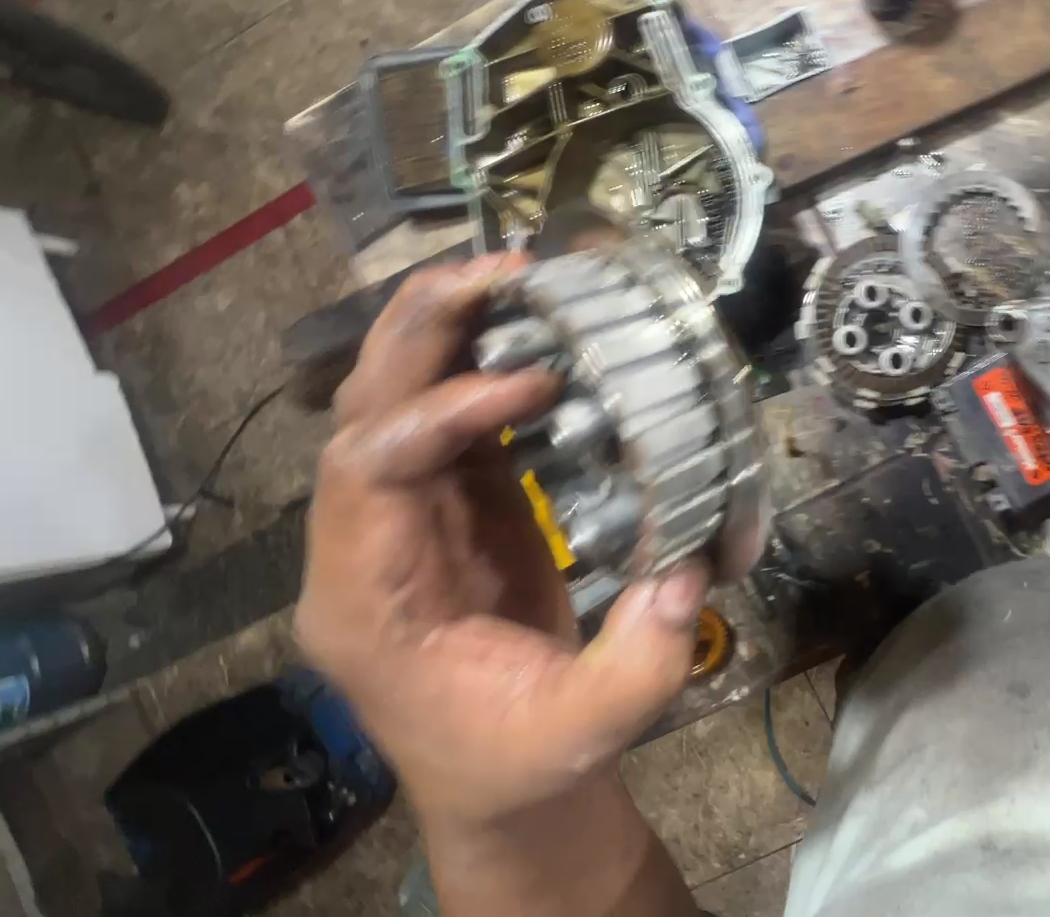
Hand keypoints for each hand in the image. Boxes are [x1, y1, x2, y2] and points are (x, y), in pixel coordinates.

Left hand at [295, 254, 709, 826]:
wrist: (504, 777)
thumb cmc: (526, 759)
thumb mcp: (591, 725)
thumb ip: (642, 660)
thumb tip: (687, 568)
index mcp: (369, 602)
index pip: (369, 473)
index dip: (444, 412)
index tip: (536, 385)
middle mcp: (366, 546)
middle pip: (362, 410)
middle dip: (425, 329)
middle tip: (507, 273)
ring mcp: (407, 521)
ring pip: (397, 399)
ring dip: (452, 331)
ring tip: (521, 282)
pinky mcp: (453, 509)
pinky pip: (452, 421)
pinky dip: (487, 368)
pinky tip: (539, 339)